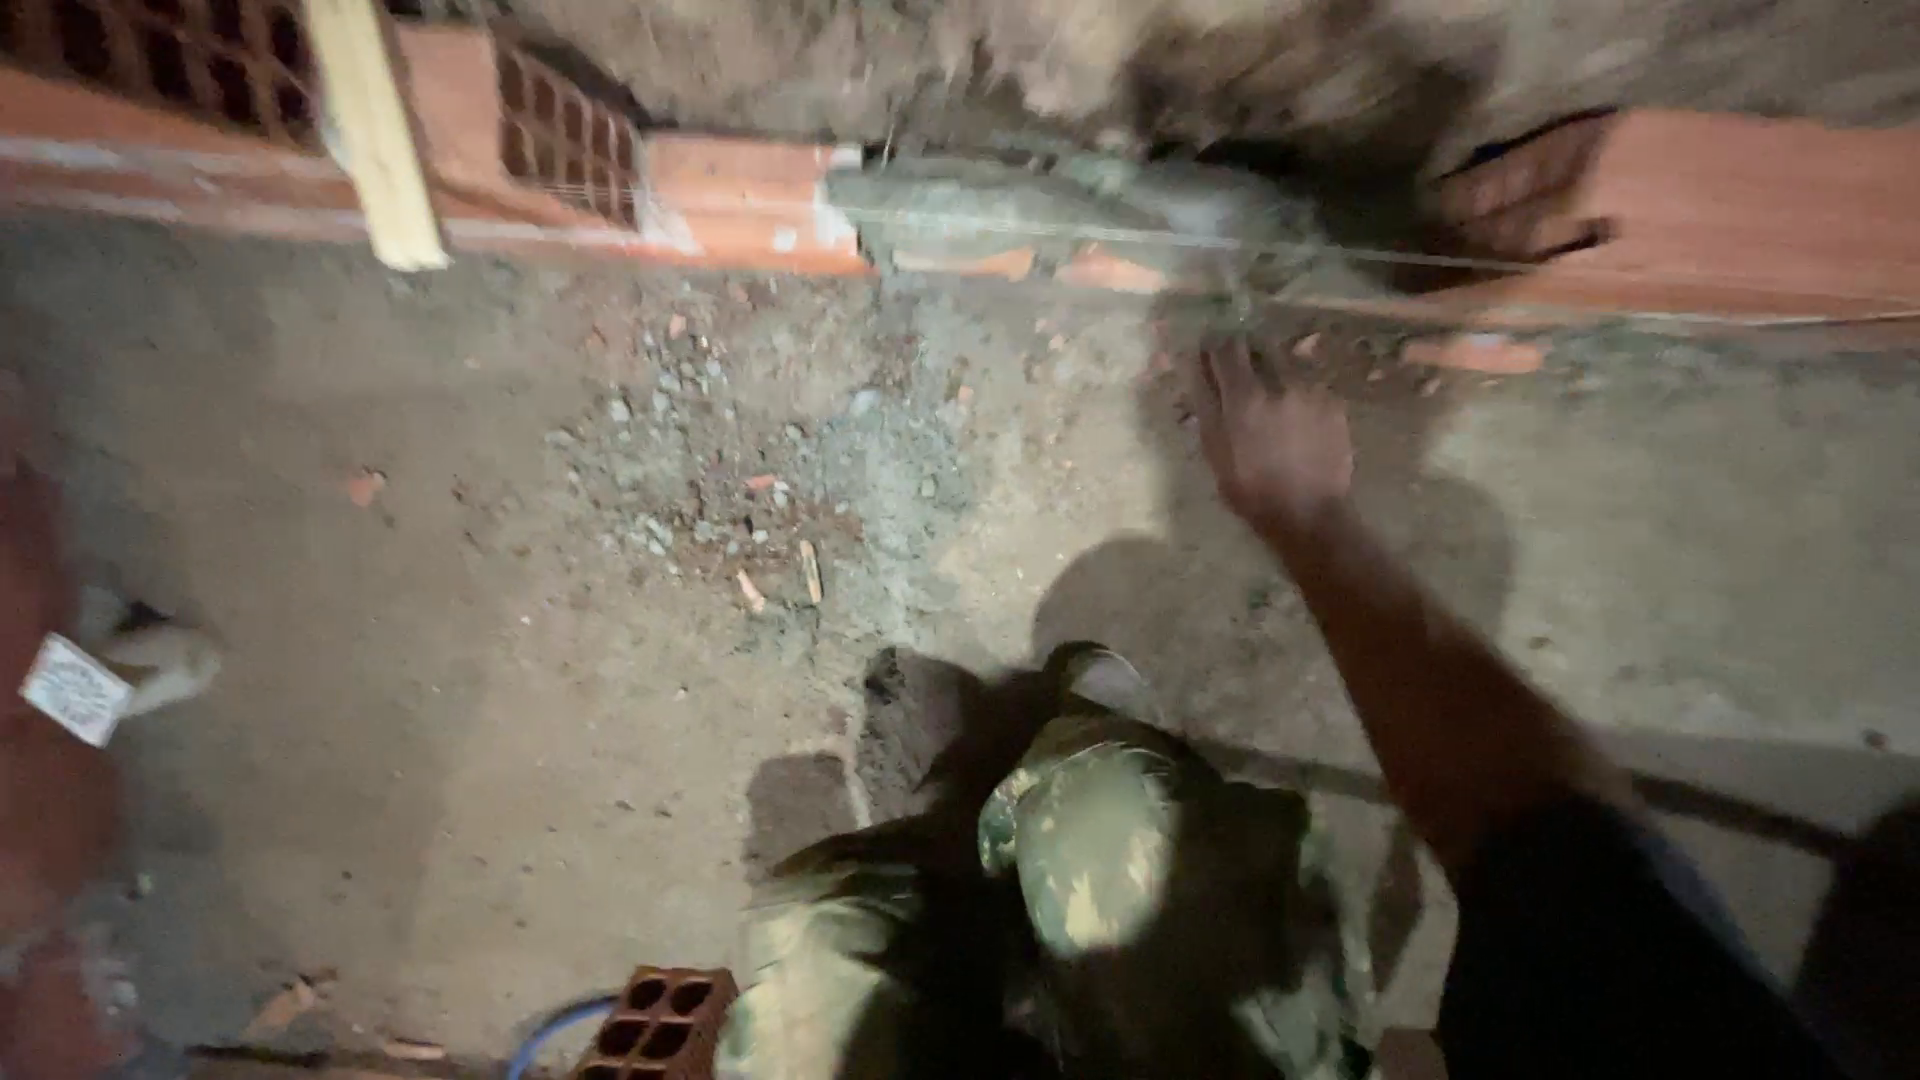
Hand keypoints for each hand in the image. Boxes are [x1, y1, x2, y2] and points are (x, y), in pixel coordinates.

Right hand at [1188, 341, 1352, 534]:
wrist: (1308, 513)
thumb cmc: (1250, 489)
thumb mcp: (1214, 450)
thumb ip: (1205, 404)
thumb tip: (1194, 368)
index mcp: (1244, 396)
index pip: (1225, 347)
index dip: (1214, 348)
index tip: (1209, 357)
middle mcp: (1280, 382)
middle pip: (1259, 346)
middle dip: (1245, 356)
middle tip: (1239, 380)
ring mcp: (1311, 390)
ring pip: (1286, 364)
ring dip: (1272, 374)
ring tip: (1269, 404)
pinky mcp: (1334, 403)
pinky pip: (1308, 385)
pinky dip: (1296, 394)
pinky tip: (1294, 421)